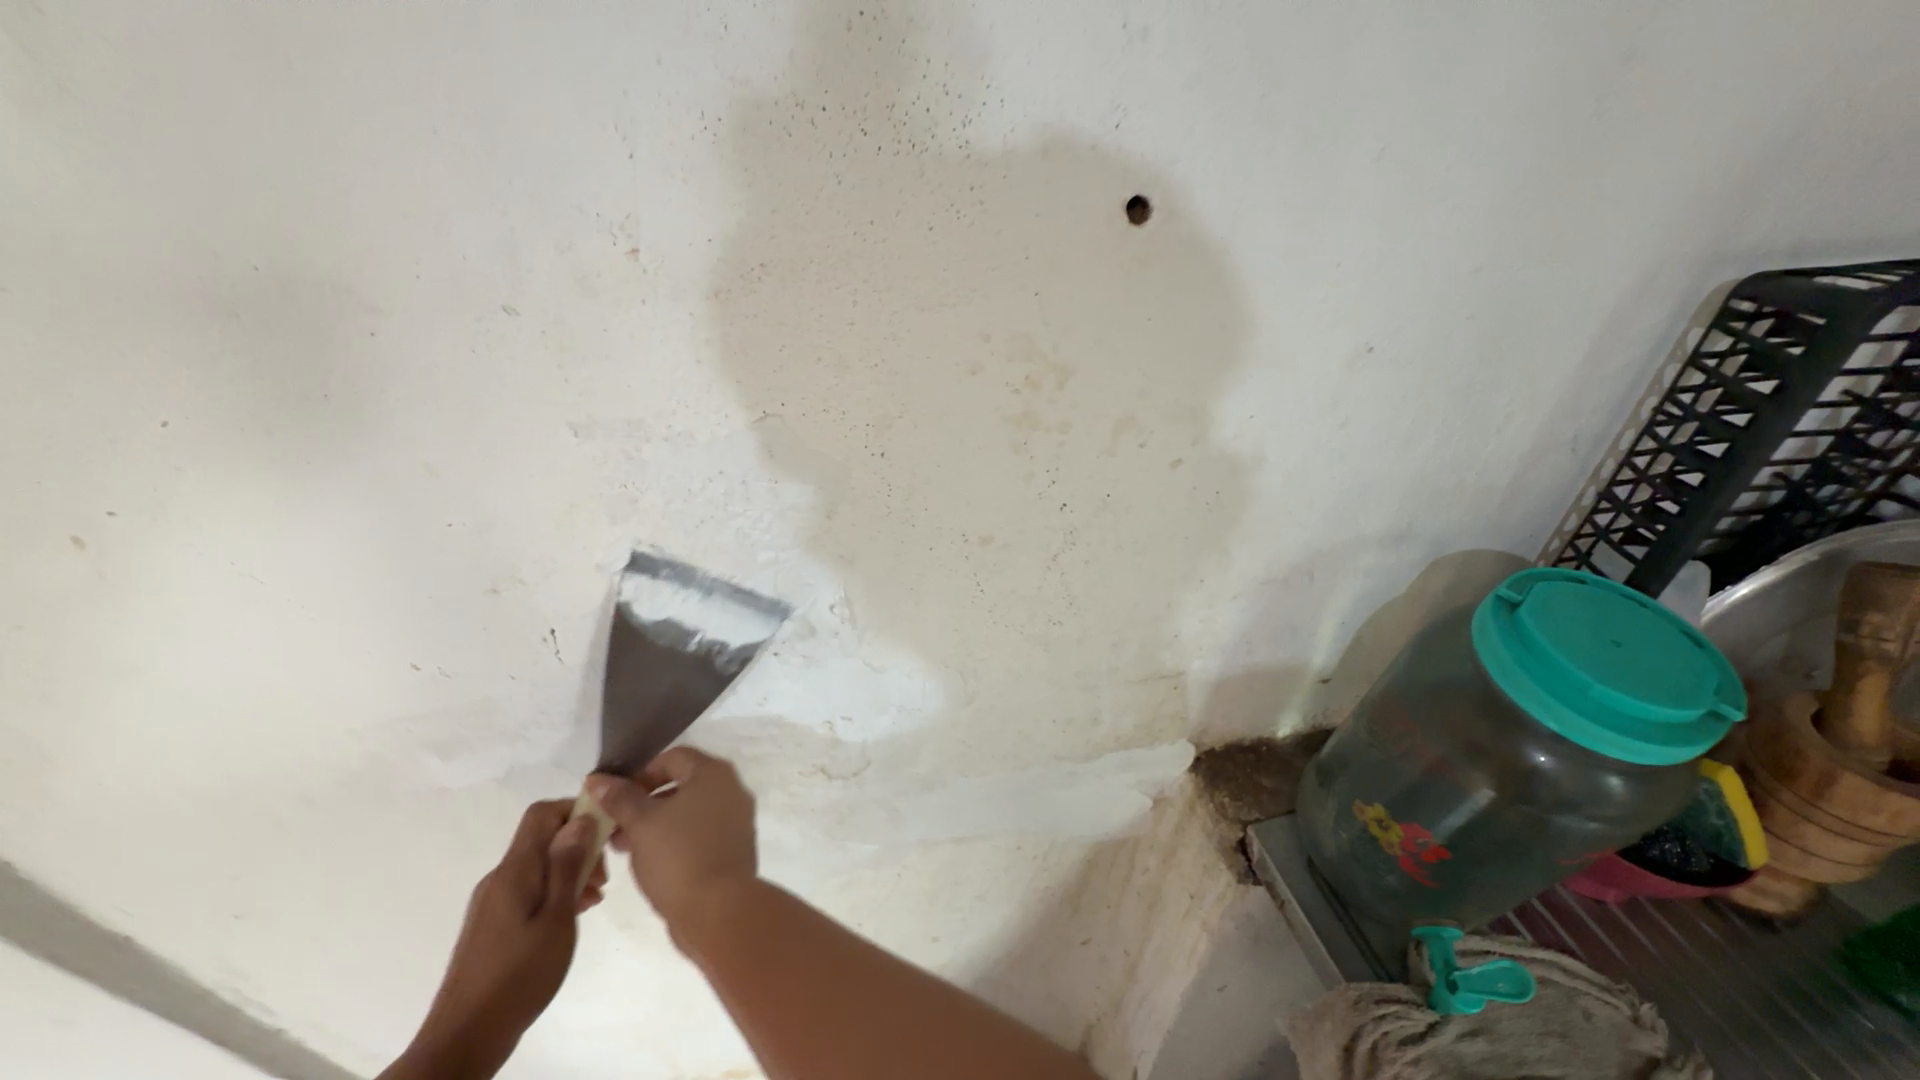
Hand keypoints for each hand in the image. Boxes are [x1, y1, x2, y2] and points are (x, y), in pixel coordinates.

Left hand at [389, 800, 607, 1079]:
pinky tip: (573, 917)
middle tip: (604, 879)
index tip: (607, 833)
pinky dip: (556, 892)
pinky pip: (530, 889)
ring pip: (539, 866)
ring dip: (571, 871)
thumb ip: (568, 866)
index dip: (577, 811)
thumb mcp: (557, 918)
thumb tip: (581, 819)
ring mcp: (493, 902)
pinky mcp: (493, 924)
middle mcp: (500, 878)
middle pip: (543, 838)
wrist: (466, 1036)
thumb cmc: (520, 975)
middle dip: (580, 845)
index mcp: (515, 870)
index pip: (543, 814)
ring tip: (594, 901)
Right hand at [585, 748, 757, 934]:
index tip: (613, 796)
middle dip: (643, 802)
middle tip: (613, 825)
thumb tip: (598, 779)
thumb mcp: (641, 823)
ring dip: (654, 824)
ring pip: (687, 812)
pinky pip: (699, 834)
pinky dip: (674, 840)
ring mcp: (736, 821)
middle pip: (680, 785)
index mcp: (714, 774)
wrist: (720, 910)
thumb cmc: (679, 856)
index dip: (639, 773)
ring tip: (622, 847)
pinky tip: (648, 861)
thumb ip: (619, 798)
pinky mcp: (733, 849)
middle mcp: (731, 790)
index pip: (672, 758)